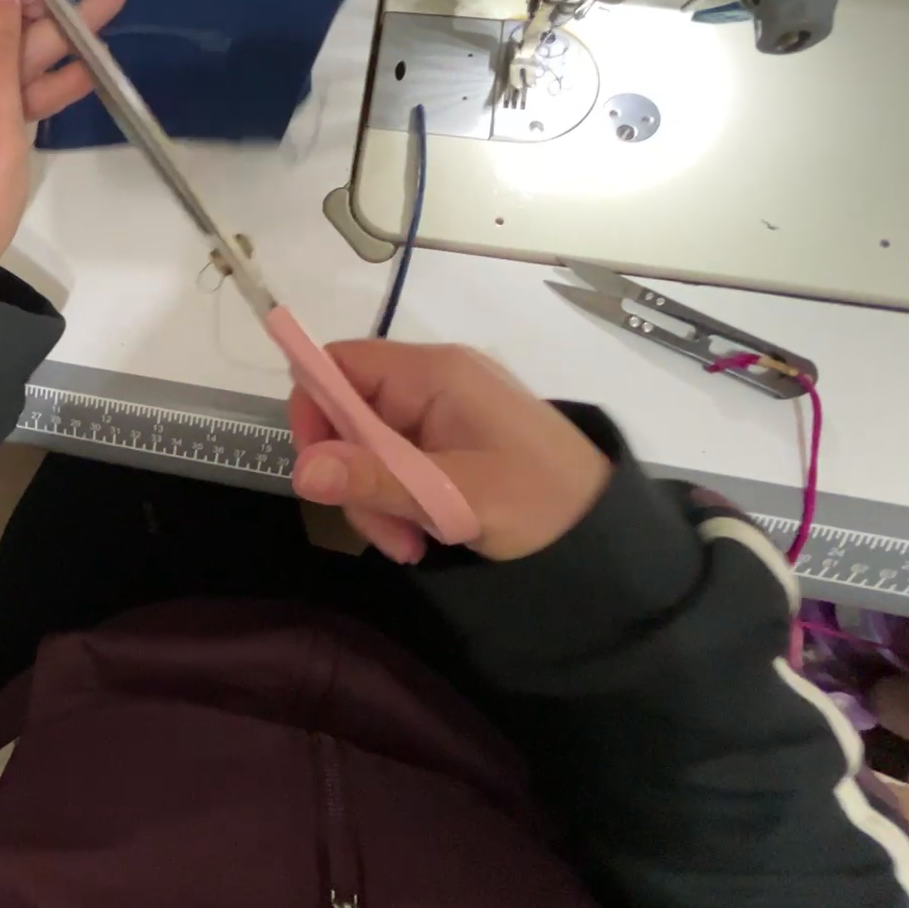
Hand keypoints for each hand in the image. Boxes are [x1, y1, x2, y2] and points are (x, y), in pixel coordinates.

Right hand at [289, 341, 611, 562]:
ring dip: (371, 500)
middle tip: (382, 528)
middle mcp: (427, 384)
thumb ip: (374, 480)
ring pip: (361, 449)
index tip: (316, 467)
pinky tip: (420, 535)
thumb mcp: (453, 496)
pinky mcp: (440, 444)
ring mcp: (433, 415)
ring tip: (409, 543)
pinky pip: (389, 465)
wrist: (609, 539)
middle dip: (350, 474)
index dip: (313, 407)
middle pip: (345, 414)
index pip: (337, 364)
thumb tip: (299, 471)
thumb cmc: (542, 503)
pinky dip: (392, 502)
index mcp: (432, 373)